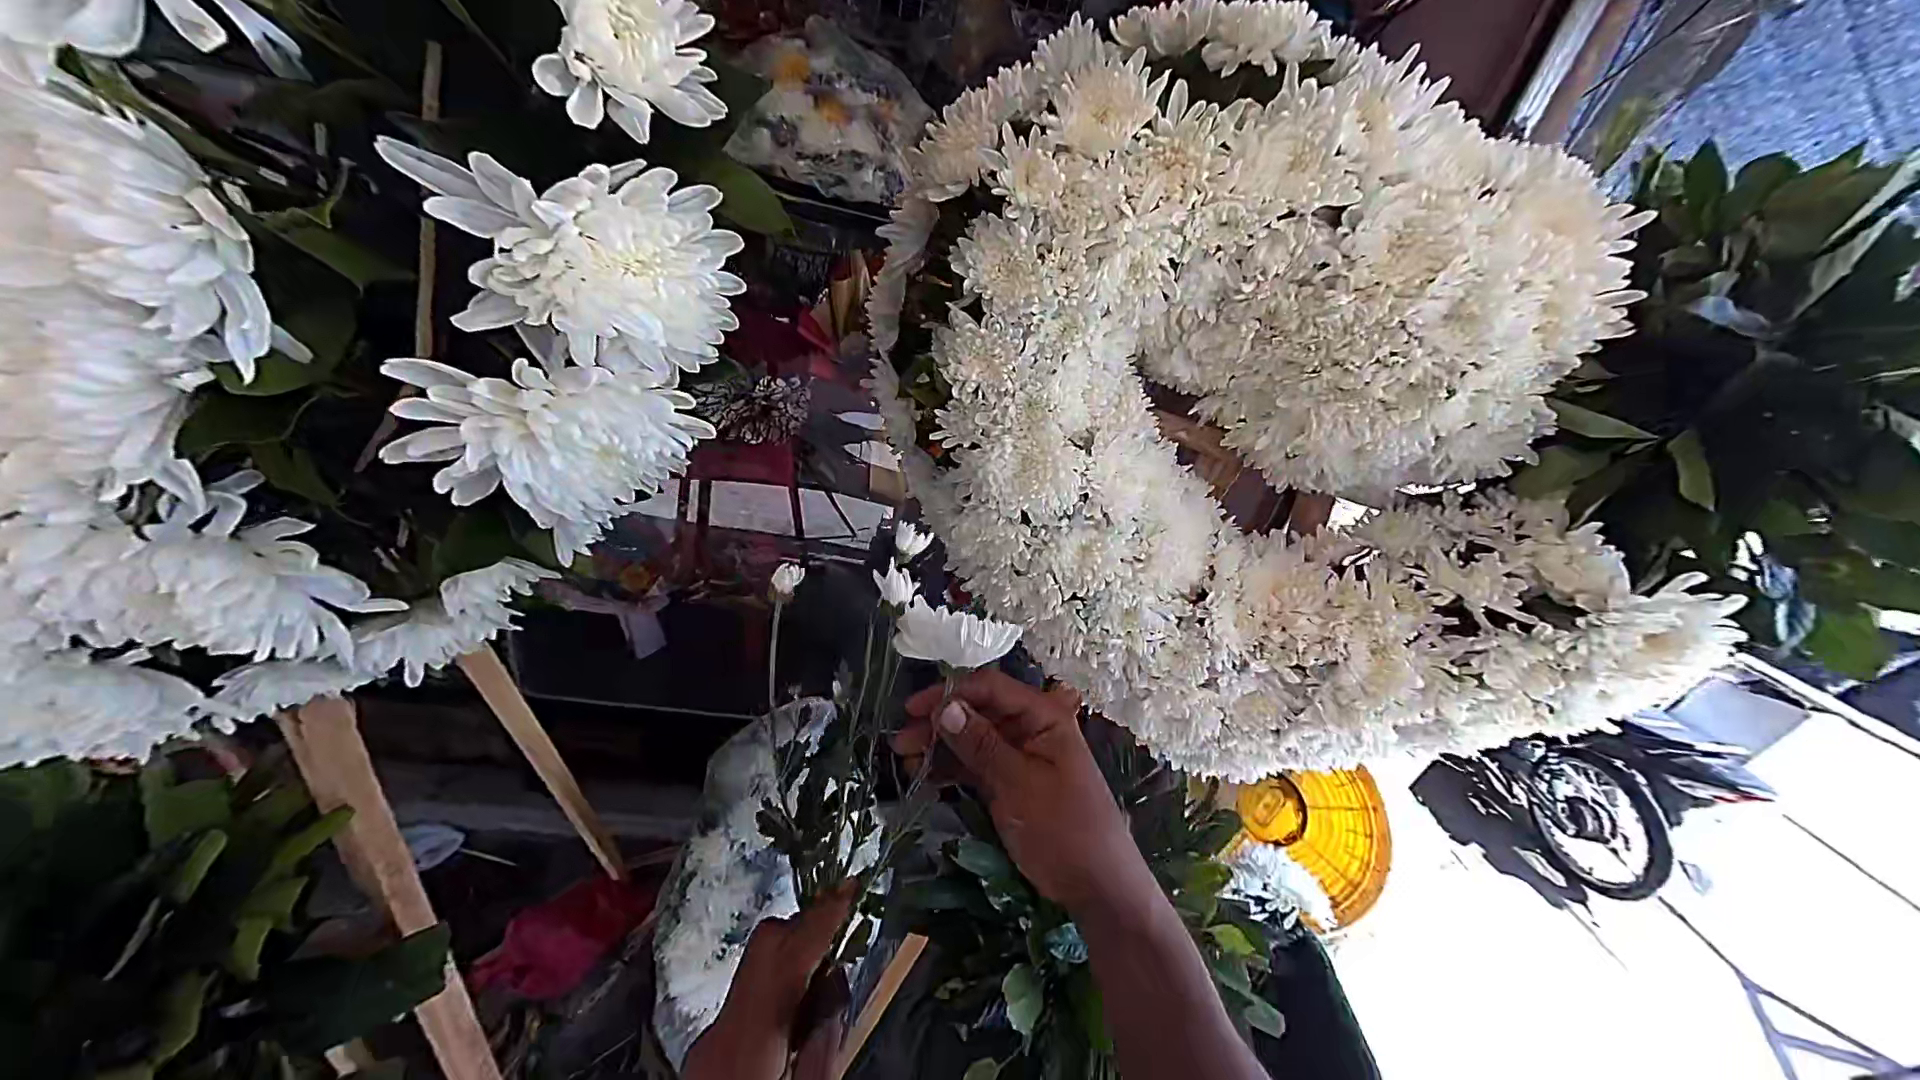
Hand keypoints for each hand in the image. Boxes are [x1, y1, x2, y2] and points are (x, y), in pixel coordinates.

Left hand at [680, 884, 855, 1079]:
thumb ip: (826, 1038)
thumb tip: (837, 980)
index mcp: (750, 1041)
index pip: (787, 958)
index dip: (822, 918)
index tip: (851, 886)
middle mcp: (722, 1029)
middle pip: (765, 948)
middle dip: (807, 931)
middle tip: (844, 942)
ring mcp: (710, 1040)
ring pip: (757, 969)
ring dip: (795, 962)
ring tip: (824, 991)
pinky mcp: (709, 1052)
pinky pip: (750, 997)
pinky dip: (779, 992)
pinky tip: (797, 1023)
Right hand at [892, 670, 1150, 913]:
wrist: (1099, 888)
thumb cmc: (1065, 829)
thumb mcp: (1019, 784)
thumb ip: (981, 744)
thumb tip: (945, 707)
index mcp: (1044, 715)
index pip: (990, 688)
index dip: (950, 693)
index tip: (913, 710)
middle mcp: (1031, 728)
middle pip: (978, 711)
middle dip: (940, 721)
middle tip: (902, 741)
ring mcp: (1021, 755)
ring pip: (973, 737)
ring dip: (940, 746)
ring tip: (906, 760)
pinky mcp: (1011, 781)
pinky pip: (976, 763)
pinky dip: (952, 767)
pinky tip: (925, 774)